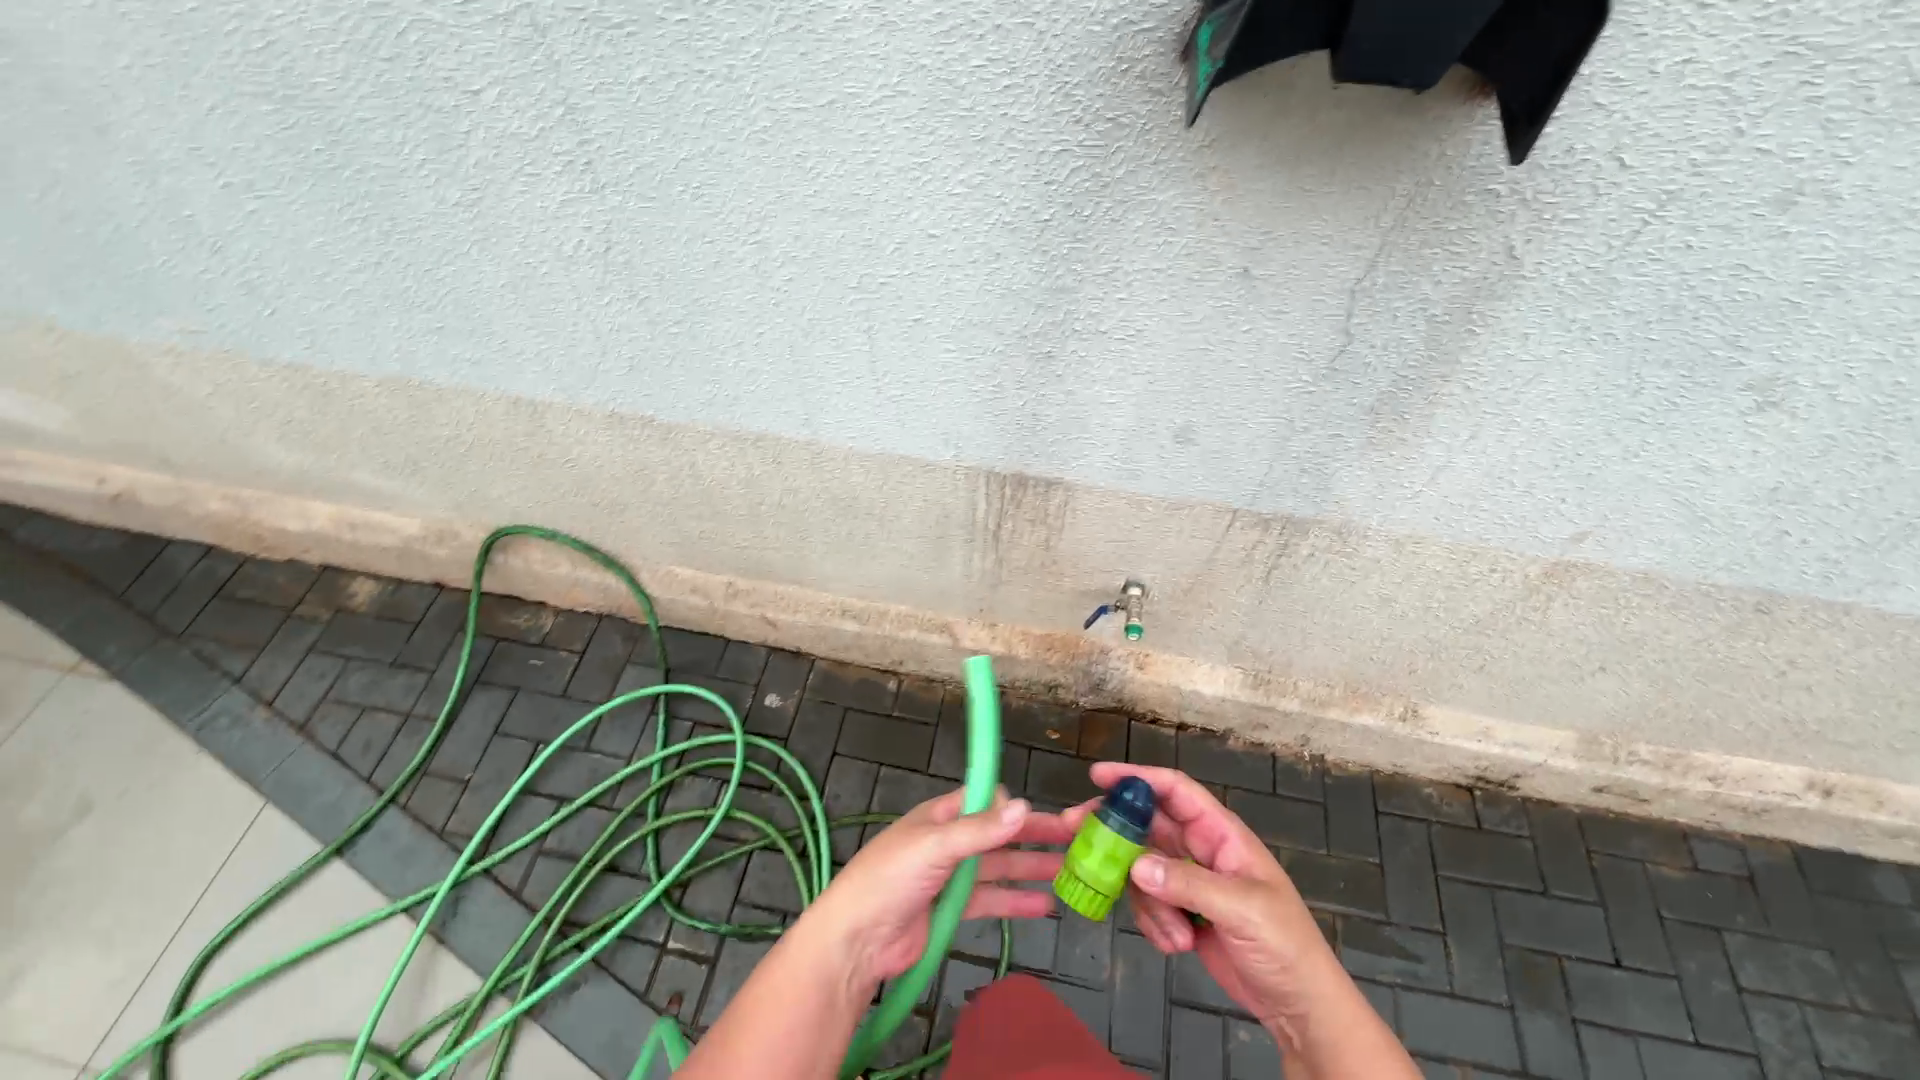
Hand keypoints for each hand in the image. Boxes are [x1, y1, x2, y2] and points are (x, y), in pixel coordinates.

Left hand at [797, 788, 1072, 989]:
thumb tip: (1024, 806)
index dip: (1015, 805)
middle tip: (1077, 839)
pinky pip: (991, 899)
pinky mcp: (951, 909)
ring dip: (1031, 869)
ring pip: (999, 868)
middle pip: (998, 834)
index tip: (1050, 813)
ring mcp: (950, 876)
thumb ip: (980, 830)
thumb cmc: (889, 879)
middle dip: (1034, 836)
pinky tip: (1043, 906)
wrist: (856, 940)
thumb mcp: (934, 846)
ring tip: (1070, 872)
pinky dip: (1015, 901)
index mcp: (939, 816)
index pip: (985, 800)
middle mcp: (947, 841)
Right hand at [1062, 763, 1345, 1045]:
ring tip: (1175, 934)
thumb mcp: (1243, 909)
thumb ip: (1189, 883)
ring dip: (1146, 903)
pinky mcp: (1181, 912)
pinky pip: (1147, 904)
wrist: (1298, 1004)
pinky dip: (1153, 924)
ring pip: (1141, 871)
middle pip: (1146, 827)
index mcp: (1222, 834)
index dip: (1137, 778)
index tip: (1097, 775)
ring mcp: (1189, 882)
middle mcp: (1201, 850)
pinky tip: (1177, 945)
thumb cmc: (1285, 945)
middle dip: (1115, 835)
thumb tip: (1137, 865)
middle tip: (1077, 835)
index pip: (1174, 791)